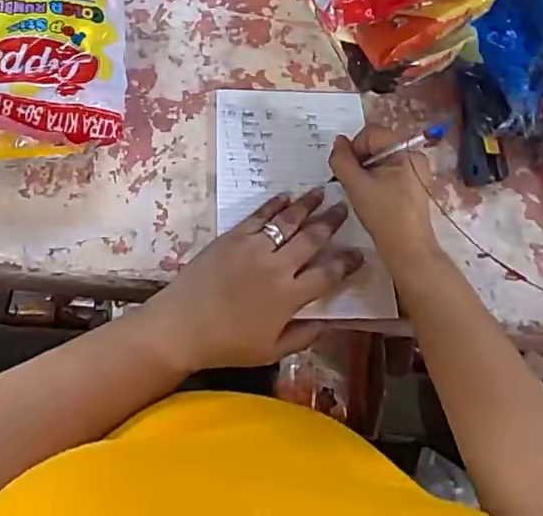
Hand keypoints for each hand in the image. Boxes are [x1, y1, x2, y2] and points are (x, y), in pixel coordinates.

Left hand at [133, 188, 362, 371]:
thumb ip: (303, 336)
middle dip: (331, 222)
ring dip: (307, 205)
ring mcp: (255, 247)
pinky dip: (275, 204)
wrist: (183, 325)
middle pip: (312, 239)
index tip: (359, 252)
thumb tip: (329, 322)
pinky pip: (260, 215)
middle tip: (344, 208)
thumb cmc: (228, 344)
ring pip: (288, 220)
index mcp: (289, 297)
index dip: (346, 262)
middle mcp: (277, 266)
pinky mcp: (234, 236)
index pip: (328, 274)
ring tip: (321, 192)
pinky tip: (286, 196)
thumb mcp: (271, 351)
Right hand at [329, 127, 440, 264]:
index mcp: (406, 152)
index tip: (350, 171)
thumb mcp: (355, 184)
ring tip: (363, 190)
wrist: (408, 250)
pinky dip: (376, 177)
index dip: (355, 147)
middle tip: (354, 181)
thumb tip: (339, 141)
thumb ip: (341, 159)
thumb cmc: (383, 215)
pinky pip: (389, 168)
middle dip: (360, 159)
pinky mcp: (414, 183)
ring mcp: (416, 170)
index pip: (372, 133)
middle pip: (377, 143)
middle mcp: (415, 155)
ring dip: (366, 169)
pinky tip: (373, 195)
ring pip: (381, 157)